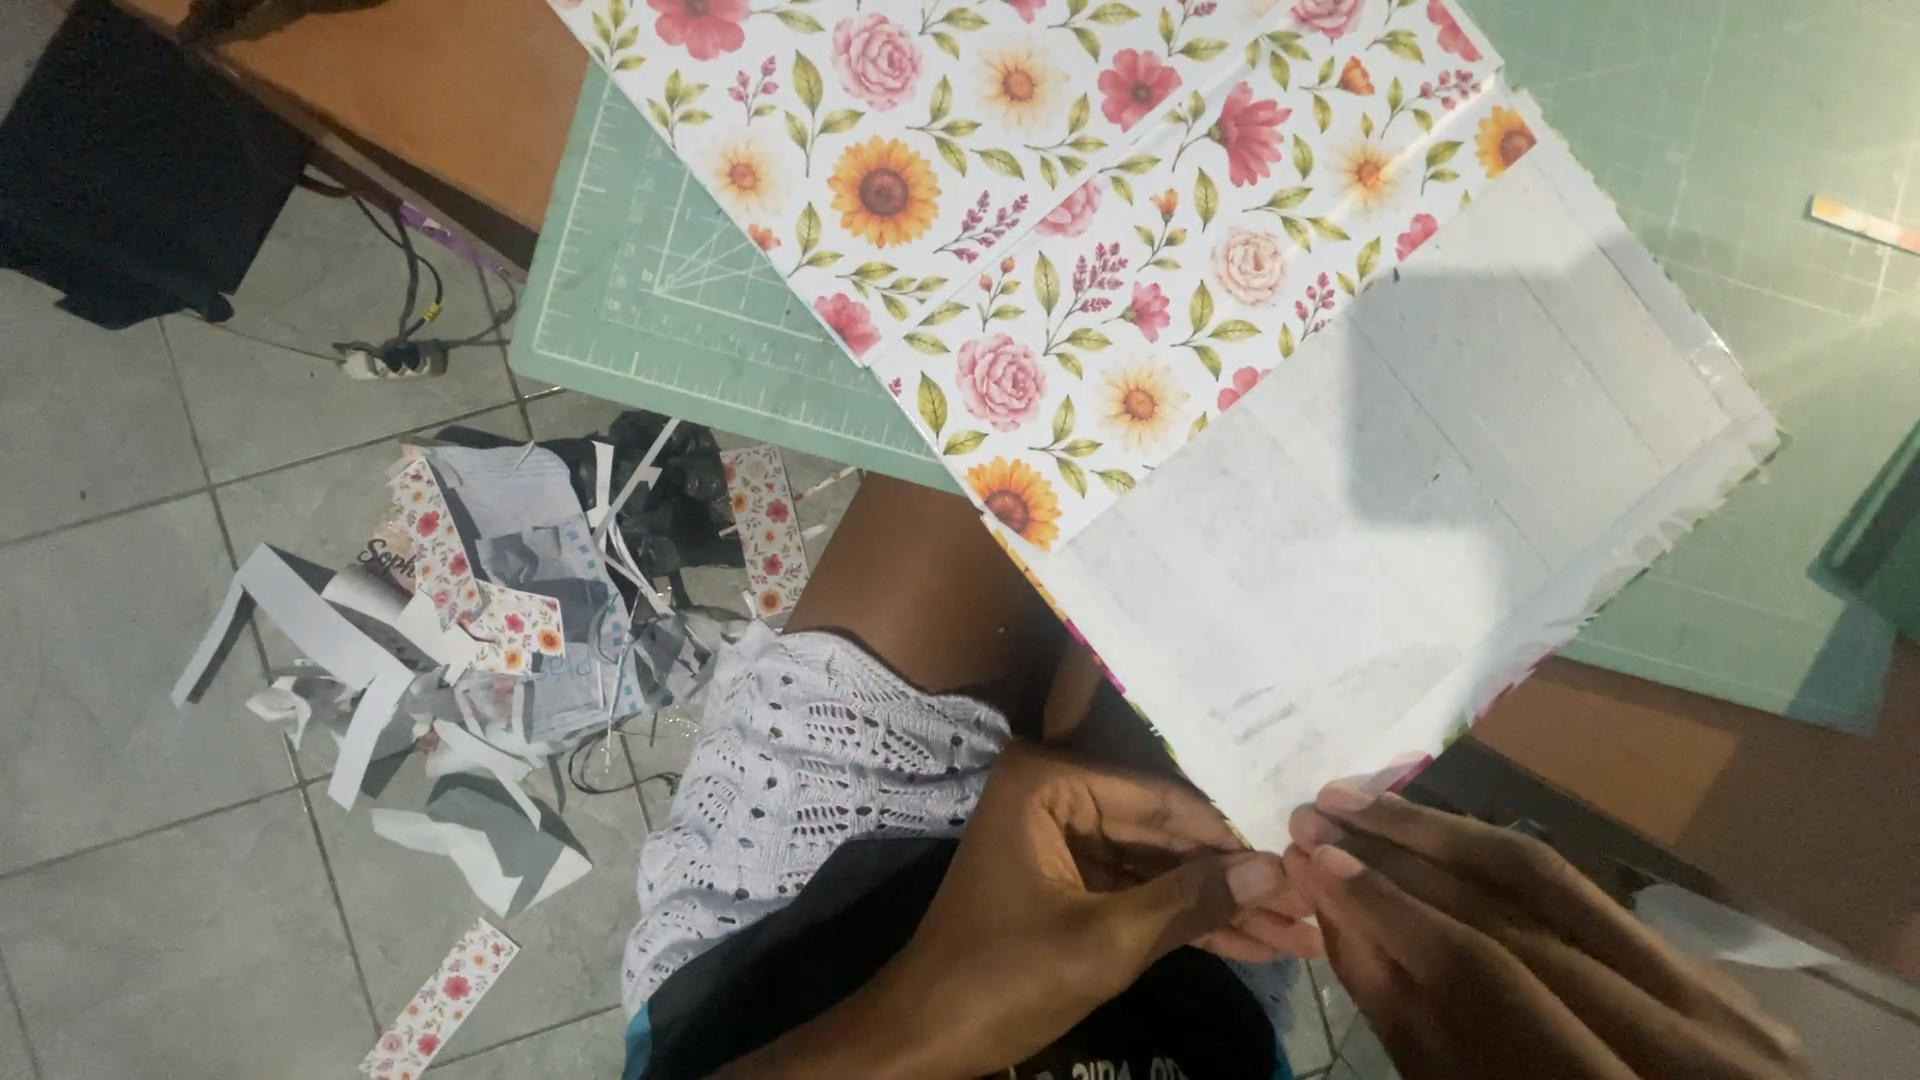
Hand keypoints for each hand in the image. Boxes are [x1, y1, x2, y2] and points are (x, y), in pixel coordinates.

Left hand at [718, 744, 1320, 1079]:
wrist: (926, 1039)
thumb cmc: (1002, 979)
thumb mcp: (1105, 941)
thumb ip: (1188, 900)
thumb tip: (1274, 869)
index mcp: (1048, 782)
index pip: (1158, 799)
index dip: (1230, 834)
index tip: (1300, 858)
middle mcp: (1054, 792)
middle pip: (1161, 830)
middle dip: (1231, 876)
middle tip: (1311, 902)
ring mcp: (1060, 836)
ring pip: (1154, 864)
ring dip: (1217, 903)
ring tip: (1298, 933)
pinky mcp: (1067, 878)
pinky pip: (1134, 889)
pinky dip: (1182, 919)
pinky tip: (1249, 944)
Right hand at [1285, 768, 1811, 1079]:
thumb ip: (1391, 994)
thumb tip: (1320, 885)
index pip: (1485, 973)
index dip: (1390, 908)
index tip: (1312, 857)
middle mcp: (1695, 1046)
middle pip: (1511, 909)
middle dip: (1395, 854)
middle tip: (1316, 813)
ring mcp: (1711, 997)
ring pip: (1541, 872)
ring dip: (1429, 827)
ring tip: (1352, 798)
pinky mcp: (1698, 964)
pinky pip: (1567, 882)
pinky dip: (1478, 846)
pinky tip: (1416, 822)